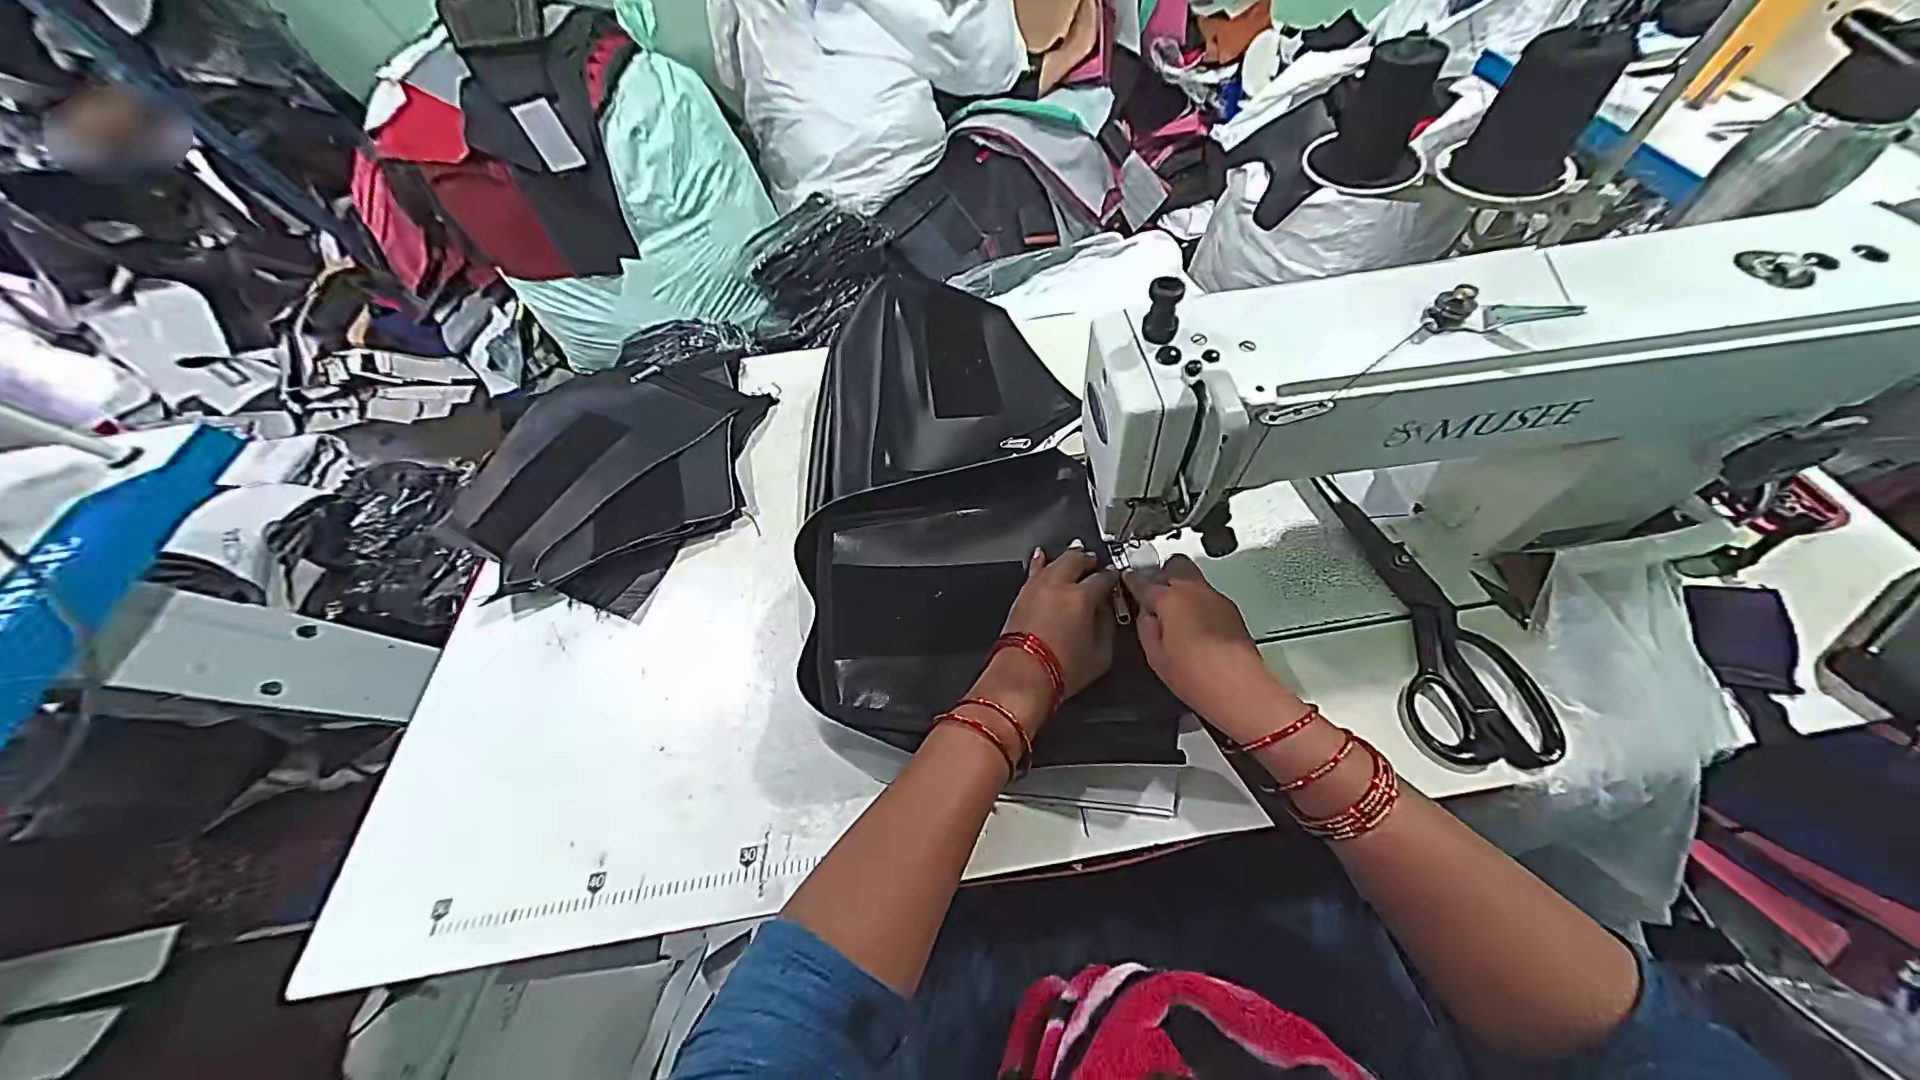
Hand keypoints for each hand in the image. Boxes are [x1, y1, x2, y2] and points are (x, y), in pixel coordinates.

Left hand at [974, 545, 1116, 730]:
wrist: (1023, 677)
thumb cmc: (1058, 669)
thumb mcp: (1101, 654)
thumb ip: (1107, 627)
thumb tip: (1106, 613)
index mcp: (1082, 597)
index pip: (1102, 578)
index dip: (1111, 575)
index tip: (1113, 577)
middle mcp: (1058, 586)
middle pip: (1076, 560)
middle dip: (1089, 559)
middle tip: (1095, 562)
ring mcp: (1036, 589)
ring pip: (1054, 561)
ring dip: (1067, 557)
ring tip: (1075, 553)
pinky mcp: (1021, 597)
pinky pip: (1033, 571)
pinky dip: (1040, 561)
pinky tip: (1041, 557)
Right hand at [1124, 554, 1301, 740]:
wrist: (1240, 690)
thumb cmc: (1200, 677)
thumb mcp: (1155, 656)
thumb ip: (1145, 626)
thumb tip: (1145, 615)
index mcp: (1170, 599)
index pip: (1143, 581)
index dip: (1132, 581)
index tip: (1128, 581)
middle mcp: (1195, 592)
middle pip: (1174, 565)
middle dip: (1160, 574)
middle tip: (1152, 593)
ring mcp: (1216, 599)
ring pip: (1193, 578)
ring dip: (1180, 589)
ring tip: (1173, 613)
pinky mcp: (1231, 610)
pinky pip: (1207, 595)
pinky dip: (1197, 603)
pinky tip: (1192, 625)